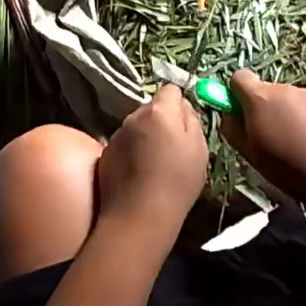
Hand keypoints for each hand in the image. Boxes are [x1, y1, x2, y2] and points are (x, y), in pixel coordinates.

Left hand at [95, 86, 208, 244]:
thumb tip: (182, 105)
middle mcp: (134, 117)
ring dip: (145, 136)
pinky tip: (138, 172)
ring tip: (154, 163)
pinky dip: (131, 151)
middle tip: (172, 147)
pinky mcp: (106, 152)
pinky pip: (124, 143)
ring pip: (137, 126)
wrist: (139, 215)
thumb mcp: (199, 149)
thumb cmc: (177, 182)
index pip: (170, 90)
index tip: (183, 125)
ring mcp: (117, 134)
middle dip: (161, 121)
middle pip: (151, 109)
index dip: (179, 104)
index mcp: (159, 112)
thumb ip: (191, 120)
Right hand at [219, 70, 305, 206]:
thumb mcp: (250, 155)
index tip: (242, 113)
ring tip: (303, 145)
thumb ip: (233, 129)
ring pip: (294, 100)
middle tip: (275, 138)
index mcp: (260, 99)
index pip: (239, 77)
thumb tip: (229, 114)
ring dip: (293, 115)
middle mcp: (287, 90)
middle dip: (268, 109)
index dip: (238, 93)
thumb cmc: (290, 169)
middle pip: (269, 92)